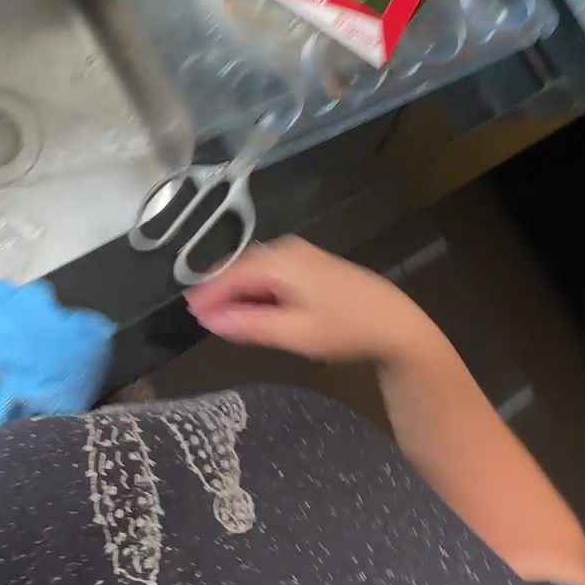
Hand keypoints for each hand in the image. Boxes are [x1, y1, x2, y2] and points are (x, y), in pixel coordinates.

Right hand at [184, 237, 447, 367]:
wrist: (396, 324)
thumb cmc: (345, 329)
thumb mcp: (296, 334)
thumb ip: (251, 325)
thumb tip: (209, 320)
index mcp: (281, 262)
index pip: (231, 274)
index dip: (208, 293)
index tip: (188, 312)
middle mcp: (288, 250)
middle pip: (241, 267)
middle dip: (219, 289)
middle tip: (199, 314)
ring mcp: (301, 254)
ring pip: (256, 269)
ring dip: (237, 289)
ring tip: (220, 313)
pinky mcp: (311, 264)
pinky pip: (271, 272)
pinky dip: (256, 288)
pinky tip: (253, 307)